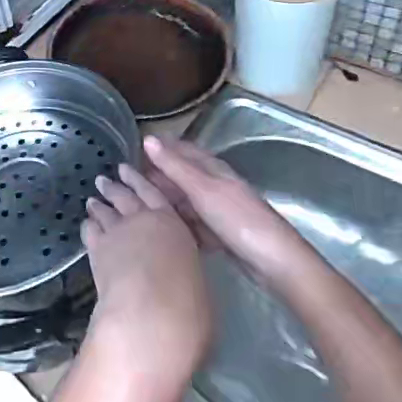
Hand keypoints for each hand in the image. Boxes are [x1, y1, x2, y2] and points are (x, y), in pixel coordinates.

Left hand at [81, 163, 211, 375]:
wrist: (151, 312)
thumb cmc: (187, 302)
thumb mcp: (195, 278)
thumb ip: (182, 265)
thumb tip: (176, 272)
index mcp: (173, 224)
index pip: (154, 194)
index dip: (139, 181)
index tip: (127, 169)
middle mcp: (142, 220)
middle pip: (124, 196)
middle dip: (114, 187)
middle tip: (103, 180)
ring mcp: (116, 232)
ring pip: (104, 211)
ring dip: (98, 205)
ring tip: (92, 200)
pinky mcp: (97, 248)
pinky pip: (89, 230)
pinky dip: (88, 226)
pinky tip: (86, 225)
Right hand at [141, 136, 320, 285]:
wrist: (274, 262)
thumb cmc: (238, 219)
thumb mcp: (202, 189)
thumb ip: (175, 166)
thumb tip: (148, 139)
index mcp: (213, 169)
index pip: (182, 150)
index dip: (159, 148)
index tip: (132, 151)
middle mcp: (215, 185)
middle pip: (182, 176)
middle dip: (158, 178)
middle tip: (128, 184)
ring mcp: (219, 210)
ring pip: (185, 201)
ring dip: (166, 202)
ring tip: (138, 209)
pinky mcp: (220, 233)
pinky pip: (193, 224)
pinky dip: (179, 224)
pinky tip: (163, 231)